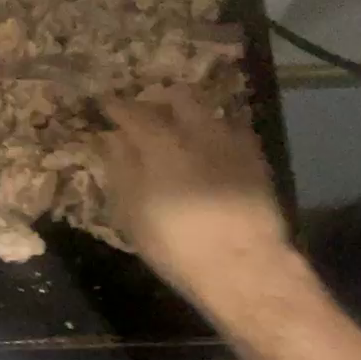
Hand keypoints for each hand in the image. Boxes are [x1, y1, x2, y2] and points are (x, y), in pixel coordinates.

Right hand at [102, 89, 295, 314]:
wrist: (239, 261)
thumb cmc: (172, 243)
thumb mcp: (131, 213)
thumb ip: (121, 170)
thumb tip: (112, 140)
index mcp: (161, 144)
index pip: (133, 113)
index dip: (117, 107)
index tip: (105, 105)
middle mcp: (199, 130)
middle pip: (178, 98)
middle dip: (158, 100)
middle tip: (144, 113)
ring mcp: (232, 140)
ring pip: (207, 112)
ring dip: (188, 115)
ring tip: (177, 132)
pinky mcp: (255, 156)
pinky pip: (230, 130)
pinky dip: (213, 133)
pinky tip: (208, 151)